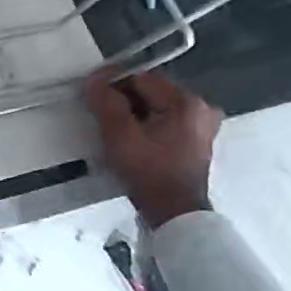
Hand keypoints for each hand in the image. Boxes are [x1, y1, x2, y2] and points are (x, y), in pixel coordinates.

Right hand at [82, 68, 222, 227]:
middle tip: (97, 108)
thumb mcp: (120, 136)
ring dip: (131, 108)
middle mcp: (200, 107)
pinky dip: (144, 120)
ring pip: (156, 103)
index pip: (141, 77)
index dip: (112, 81)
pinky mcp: (196, 137)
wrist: (175, 213)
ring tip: (110, 122)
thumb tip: (95, 79)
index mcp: (186, 102)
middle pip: (150, 89)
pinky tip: (129, 133)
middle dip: (122, 95)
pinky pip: (164, 117)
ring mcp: (201, 123)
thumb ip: (106, 103)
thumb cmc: (148, 173)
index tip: (89, 90)